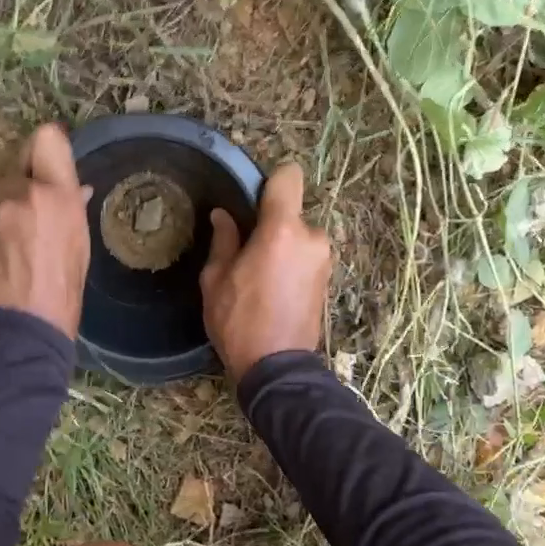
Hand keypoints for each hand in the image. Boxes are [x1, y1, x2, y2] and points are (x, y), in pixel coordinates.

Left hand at [0, 124, 91, 337]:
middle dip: (16, 194)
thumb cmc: (64, 289)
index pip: (46, 139)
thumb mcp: (80, 246)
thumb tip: (74, 191)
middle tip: (25, 227)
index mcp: (59, 195)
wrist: (26, 328)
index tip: (39, 164)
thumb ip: (70, 210)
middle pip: (13, 174)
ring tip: (12, 257)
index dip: (41, 149)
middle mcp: (23, 196)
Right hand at [199, 164, 331, 380]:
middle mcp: (311, 238)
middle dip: (270, 227)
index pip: (288, 177)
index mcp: (281, 230)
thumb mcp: (216, 281)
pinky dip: (291, 265)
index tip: (251, 202)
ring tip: (259, 279)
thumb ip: (223, 242)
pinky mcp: (328, 280)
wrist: (276, 368)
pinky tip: (273, 291)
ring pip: (298, 238)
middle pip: (290, 213)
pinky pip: (305, 258)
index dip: (269, 182)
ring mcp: (324, 260)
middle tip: (246, 256)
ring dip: (281, 249)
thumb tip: (224, 217)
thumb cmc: (239, 322)